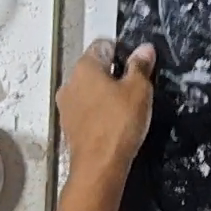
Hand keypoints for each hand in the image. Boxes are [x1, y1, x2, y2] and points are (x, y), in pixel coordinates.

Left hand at [58, 39, 156, 183]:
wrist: (99, 165)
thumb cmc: (120, 122)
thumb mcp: (139, 90)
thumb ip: (141, 66)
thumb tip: (145, 48)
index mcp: (85, 67)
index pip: (103, 45)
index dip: (123, 51)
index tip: (139, 66)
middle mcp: (70, 81)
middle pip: (95, 67)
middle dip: (115, 73)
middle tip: (137, 87)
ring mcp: (66, 104)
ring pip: (90, 88)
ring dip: (106, 92)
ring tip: (127, 106)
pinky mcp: (68, 123)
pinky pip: (86, 107)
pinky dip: (99, 109)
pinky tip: (114, 121)